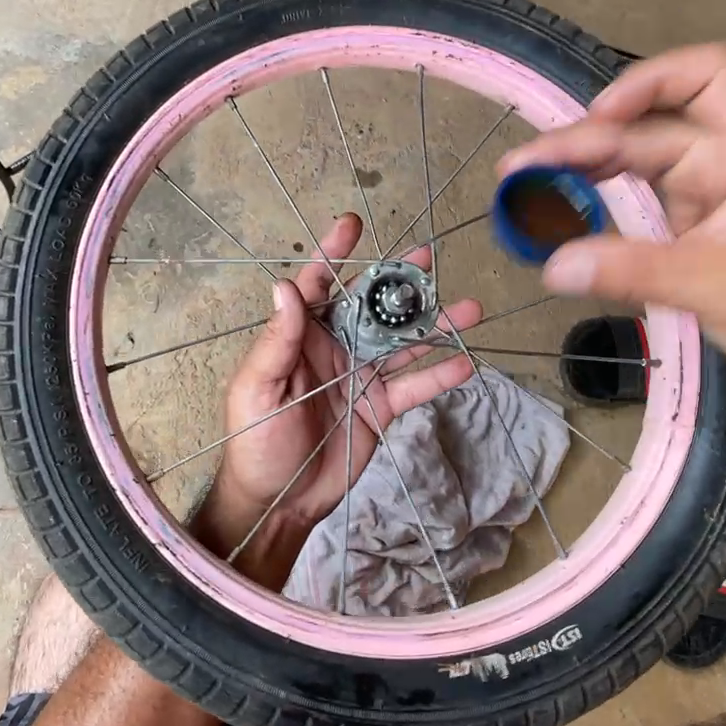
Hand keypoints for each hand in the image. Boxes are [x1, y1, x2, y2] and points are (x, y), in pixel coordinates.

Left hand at [195, 213, 481, 584]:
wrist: (279, 500)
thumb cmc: (257, 441)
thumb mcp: (258, 389)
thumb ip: (277, 340)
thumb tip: (285, 285)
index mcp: (301, 337)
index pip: (318, 286)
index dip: (333, 254)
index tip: (353, 225)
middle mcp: (336, 347)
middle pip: (371, 306)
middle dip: (398, 281)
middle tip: (428, 258)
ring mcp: (362, 376)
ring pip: (402, 342)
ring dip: (434, 325)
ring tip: (468, 309)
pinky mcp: (381, 407)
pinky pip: (414, 386)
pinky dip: (439, 375)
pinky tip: (465, 363)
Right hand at [497, 44, 725, 388]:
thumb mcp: (722, 287)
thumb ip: (633, 271)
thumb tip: (552, 266)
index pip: (710, 76)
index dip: (650, 82)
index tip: (598, 116)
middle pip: (650, 128)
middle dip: (584, 142)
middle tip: (518, 168)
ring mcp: (711, 193)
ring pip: (636, 163)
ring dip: (581, 170)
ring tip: (522, 184)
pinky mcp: (693, 226)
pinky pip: (636, 203)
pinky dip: (597, 204)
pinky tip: (559, 213)